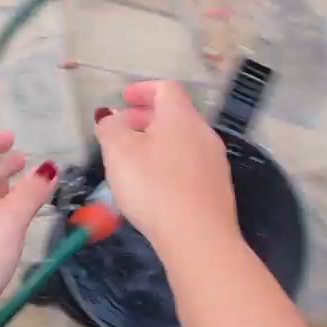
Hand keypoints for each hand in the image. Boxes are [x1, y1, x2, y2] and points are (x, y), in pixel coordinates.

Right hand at [91, 81, 238, 247]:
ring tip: (133, 158)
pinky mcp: (216, 187)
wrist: (199, 238)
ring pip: (182, 139)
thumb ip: (110, 128)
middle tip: (122, 129)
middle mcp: (202, 133)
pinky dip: (169, 160)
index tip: (123, 99)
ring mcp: (214, 161)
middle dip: (146, 117)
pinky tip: (154, 184)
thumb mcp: (119, 153)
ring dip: (157, 140)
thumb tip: (109, 116)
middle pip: (175, 113)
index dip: (142, 89)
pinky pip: (189, 161)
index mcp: (180, 117)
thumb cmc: (154, 187)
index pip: (165, 88)